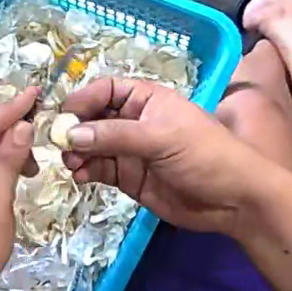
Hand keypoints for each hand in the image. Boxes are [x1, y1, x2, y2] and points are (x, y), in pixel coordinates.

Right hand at [60, 78, 282, 236]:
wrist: (233, 201)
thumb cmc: (204, 155)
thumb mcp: (160, 137)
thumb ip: (115, 135)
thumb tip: (71, 134)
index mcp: (146, 99)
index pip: (106, 90)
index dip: (84, 99)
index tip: (64, 115)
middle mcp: (133, 121)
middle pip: (93, 117)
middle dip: (74, 128)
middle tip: (58, 143)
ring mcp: (129, 150)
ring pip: (91, 145)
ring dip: (77, 152)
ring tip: (70, 163)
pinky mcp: (127, 177)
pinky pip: (98, 169)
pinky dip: (85, 171)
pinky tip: (80, 176)